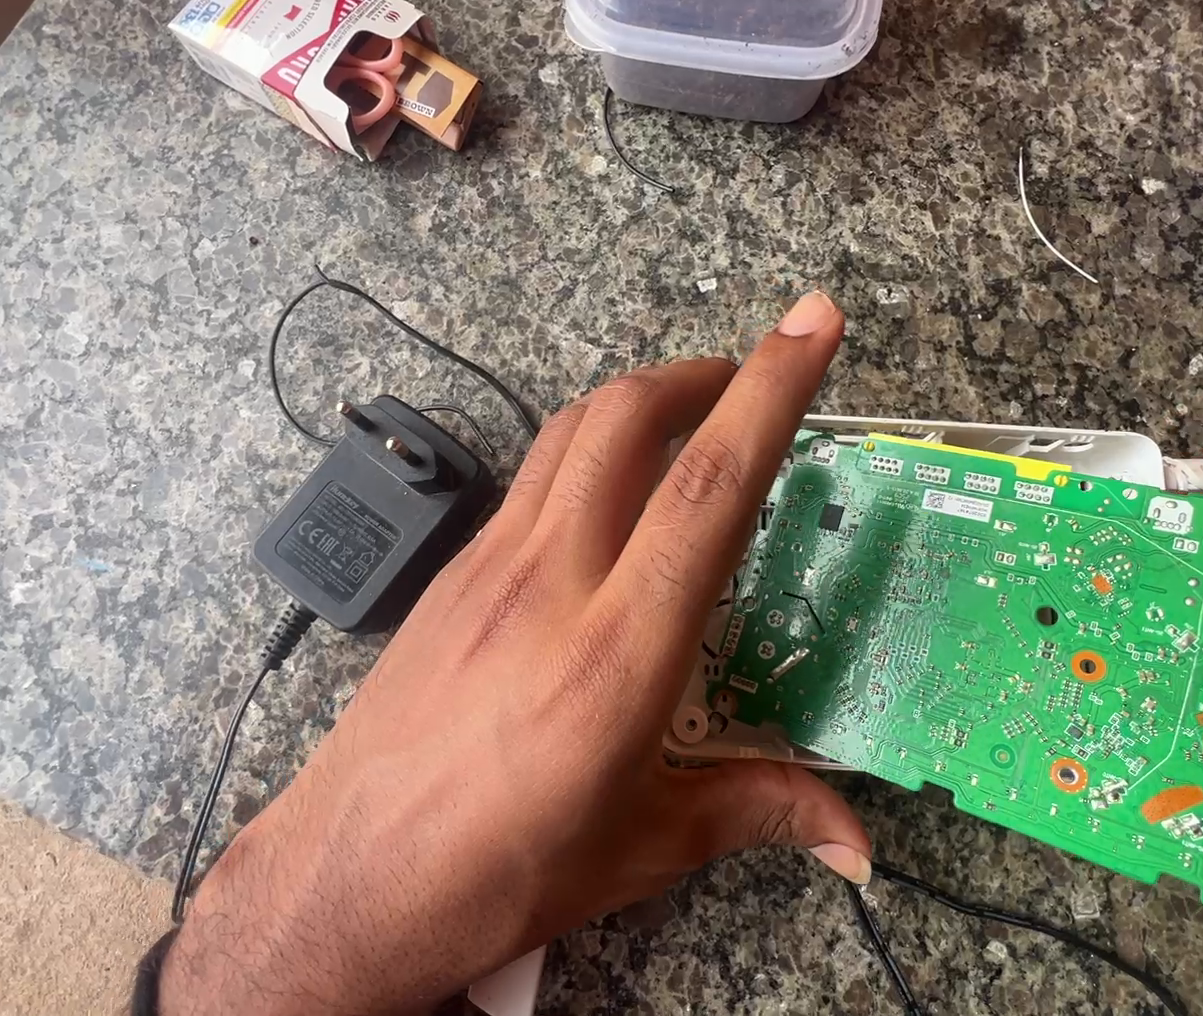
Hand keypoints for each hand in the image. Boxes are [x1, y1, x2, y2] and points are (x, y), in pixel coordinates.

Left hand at [160, 292, 870, 1014]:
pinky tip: (607, 491)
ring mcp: (491, 566)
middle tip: (746, 379)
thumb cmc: (499, 870)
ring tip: (685, 415)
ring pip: (571, 432)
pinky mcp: (453, 571)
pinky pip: (530, 475)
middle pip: (626, 422)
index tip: (810, 324)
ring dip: (637, 399)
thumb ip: (759, 808)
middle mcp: (553, 582)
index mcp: (620, 653)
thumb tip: (856, 842)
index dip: (770, 393)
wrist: (346, 878)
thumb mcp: (645, 846)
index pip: (709, 489)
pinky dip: (584, 448)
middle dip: (699, 373)